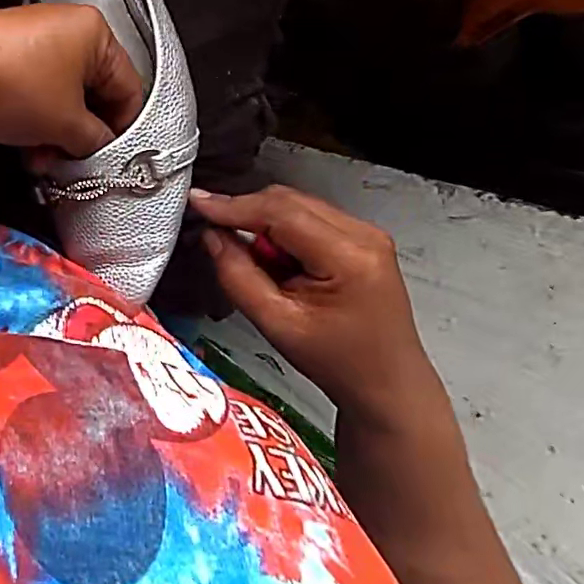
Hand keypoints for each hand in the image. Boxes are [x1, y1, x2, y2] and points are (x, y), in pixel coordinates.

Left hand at [0, 4, 143, 157]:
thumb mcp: (64, 123)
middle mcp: (67, 30)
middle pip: (94, 95)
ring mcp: (33, 43)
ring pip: (62, 100)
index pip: (130, 88)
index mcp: (96, 33)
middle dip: (82, 137)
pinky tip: (23, 147)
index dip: (124, 130)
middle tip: (72, 166)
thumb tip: (101, 148)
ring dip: (56, 136)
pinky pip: (35, 95)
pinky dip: (34, 123)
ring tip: (40, 161)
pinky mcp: (5, 58)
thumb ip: (96, 140)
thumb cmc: (7, 86)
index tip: (112, 161)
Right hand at [191, 186, 437, 421]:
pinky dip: (279, 232)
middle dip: (244, 212)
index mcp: (348, 256)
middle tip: (210, 230)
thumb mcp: (276, 323)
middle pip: (287, 201)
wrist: (386, 382)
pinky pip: (306, 218)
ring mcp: (365, 233)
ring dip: (261, 223)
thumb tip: (212, 237)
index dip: (233, 206)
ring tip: (248, 258)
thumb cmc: (338, 361)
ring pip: (294, 205)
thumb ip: (237, 276)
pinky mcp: (358, 239)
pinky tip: (273, 260)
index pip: (280, 212)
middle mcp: (363, 234)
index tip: (198, 204)